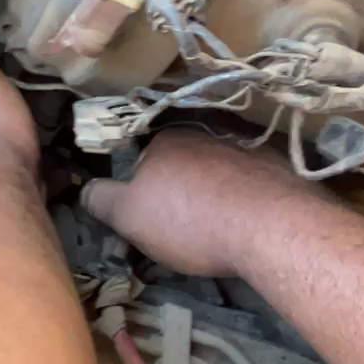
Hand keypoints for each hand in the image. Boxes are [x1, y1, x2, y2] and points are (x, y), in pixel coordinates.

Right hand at [82, 129, 311, 276]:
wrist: (272, 226)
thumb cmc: (190, 219)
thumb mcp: (129, 216)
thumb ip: (102, 199)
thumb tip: (85, 188)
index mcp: (163, 141)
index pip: (142, 159)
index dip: (142, 189)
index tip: (150, 216)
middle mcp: (202, 134)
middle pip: (183, 163)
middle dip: (180, 188)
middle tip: (183, 225)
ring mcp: (243, 147)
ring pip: (219, 170)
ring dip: (215, 192)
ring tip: (219, 228)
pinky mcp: (278, 166)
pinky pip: (253, 180)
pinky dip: (247, 197)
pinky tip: (249, 224)